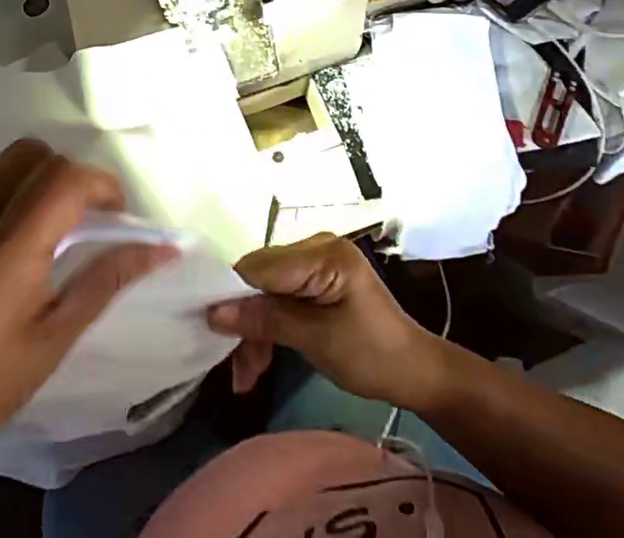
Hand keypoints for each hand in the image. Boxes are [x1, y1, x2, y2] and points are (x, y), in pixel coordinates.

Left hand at [0, 140, 173, 536]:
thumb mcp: (49, 347)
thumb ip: (103, 283)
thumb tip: (161, 247)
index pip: (59, 181)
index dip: (98, 182)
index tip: (111, 210)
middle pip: (24, 155)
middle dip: (61, 175)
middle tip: (69, 217)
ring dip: (16, 184)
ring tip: (18, 231)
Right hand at [207, 233, 452, 411]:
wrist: (413, 372)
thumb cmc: (373, 356)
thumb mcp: (317, 341)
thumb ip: (267, 320)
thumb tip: (214, 313)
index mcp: (324, 253)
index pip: (261, 267)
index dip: (231, 295)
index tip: (209, 330)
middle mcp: (315, 247)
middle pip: (258, 278)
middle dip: (242, 321)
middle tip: (234, 368)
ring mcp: (314, 262)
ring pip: (263, 291)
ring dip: (252, 331)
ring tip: (246, 376)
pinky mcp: (313, 279)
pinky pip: (276, 296)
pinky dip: (267, 327)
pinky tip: (258, 362)